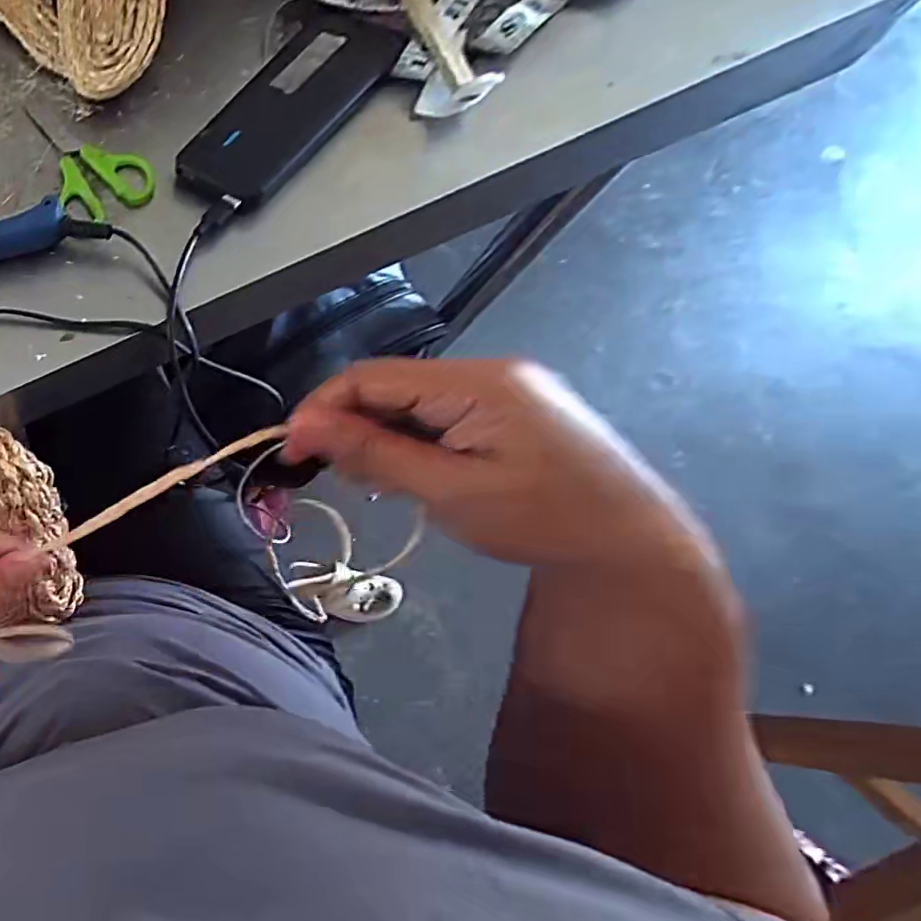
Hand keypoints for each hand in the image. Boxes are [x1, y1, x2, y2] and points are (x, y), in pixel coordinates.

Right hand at [282, 358, 713, 572]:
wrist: (630, 547)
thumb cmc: (541, 521)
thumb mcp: (446, 490)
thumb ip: (371, 452)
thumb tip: (302, 427)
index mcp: (477, 383)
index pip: (370, 376)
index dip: (320, 409)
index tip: (290, 450)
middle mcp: (487, 373)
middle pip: (386, 387)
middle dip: (346, 427)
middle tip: (327, 474)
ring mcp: (497, 390)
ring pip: (404, 403)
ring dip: (373, 438)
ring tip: (369, 481)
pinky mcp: (501, 410)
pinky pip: (431, 415)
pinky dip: (403, 442)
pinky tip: (401, 473)